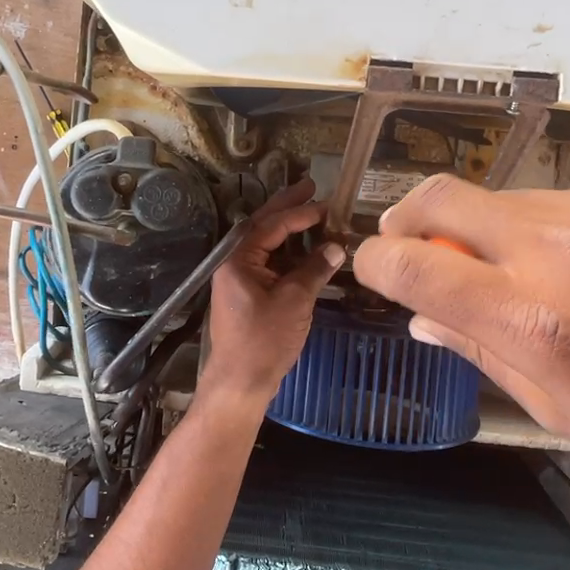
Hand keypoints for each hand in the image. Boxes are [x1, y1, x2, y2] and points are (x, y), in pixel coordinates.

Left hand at [198, 178, 345, 413]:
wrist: (240, 383)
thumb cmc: (264, 341)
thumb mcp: (294, 302)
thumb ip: (314, 270)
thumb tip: (336, 247)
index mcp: (237, 259)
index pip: (270, 225)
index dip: (299, 213)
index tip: (325, 203)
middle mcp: (233, 262)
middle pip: (262, 226)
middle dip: (288, 207)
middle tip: (311, 187)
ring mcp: (239, 278)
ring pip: (267, 245)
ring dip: (291, 231)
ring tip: (316, 215)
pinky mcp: (247, 294)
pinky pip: (269, 263)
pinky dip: (289, 254)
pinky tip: (309, 251)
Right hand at [352, 175, 569, 509]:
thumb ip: (484, 354)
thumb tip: (424, 319)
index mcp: (531, 320)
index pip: (408, 262)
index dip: (373, 262)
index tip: (373, 271)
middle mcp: (553, 247)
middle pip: (436, 196)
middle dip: (406, 220)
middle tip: (415, 250)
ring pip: (498, 198)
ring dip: (481, 230)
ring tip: (519, 276)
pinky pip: (558, 201)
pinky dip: (541, 230)